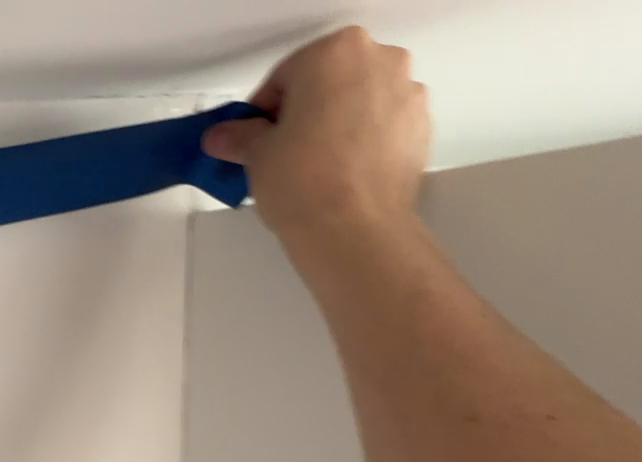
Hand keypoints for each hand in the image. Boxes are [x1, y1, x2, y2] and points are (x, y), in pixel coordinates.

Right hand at [203, 27, 431, 241]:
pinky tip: (336, 174)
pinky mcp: (419, 126)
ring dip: (331, 126)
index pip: (283, 77)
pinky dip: (358, 142)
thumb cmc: (306, 183)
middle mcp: (378, 61)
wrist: (352, 228)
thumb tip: (223, 137)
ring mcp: (405, 92)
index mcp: (334, 53)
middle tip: (278, 152)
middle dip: (301, 114)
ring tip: (308, 168)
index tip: (251, 138)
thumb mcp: (256, 156)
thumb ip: (239, 137)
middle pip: (325, 83)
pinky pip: (380, 125)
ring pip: (355, 103)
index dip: (260, 113)